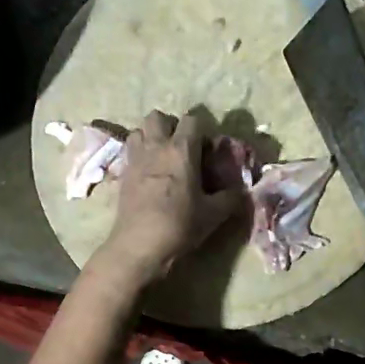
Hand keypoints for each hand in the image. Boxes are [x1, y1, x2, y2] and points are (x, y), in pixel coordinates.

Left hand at [92, 111, 243, 286]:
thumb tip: (242, 192)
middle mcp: (156, 147)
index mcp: (181, 149)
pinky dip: (138, 156)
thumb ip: (230, 198)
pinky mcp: (122, 175)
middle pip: (158, 117)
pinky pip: (129, 153)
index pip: (192, 120)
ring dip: (150, 138)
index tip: (206, 152)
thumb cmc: (179, 226)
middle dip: (170, 126)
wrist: (139, 246)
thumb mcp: (213, 215)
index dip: (201, 132)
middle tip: (180, 149)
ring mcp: (135, 159)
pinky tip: (147, 176)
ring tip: (160, 158)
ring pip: (139, 131)